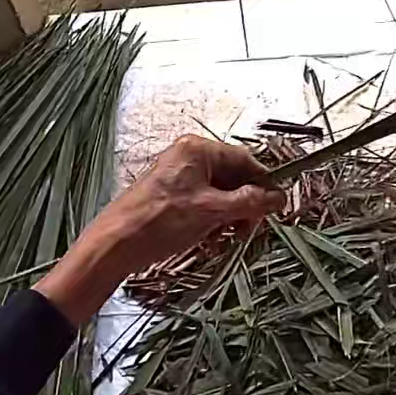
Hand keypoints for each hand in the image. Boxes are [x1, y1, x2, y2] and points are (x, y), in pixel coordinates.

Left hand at [37, 136, 283, 323]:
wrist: (116, 244)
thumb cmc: (162, 221)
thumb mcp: (212, 211)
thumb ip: (249, 202)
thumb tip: (279, 197)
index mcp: (197, 150)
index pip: (244, 160)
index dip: (263, 183)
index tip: (276, 206)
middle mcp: (188, 157)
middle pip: (232, 177)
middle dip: (244, 204)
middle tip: (248, 230)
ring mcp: (179, 177)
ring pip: (220, 194)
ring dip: (229, 216)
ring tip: (225, 237)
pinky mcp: (172, 196)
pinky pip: (204, 204)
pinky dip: (212, 221)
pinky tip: (210, 239)